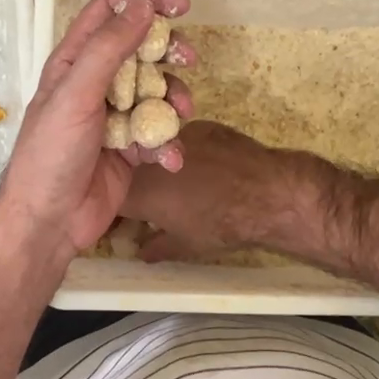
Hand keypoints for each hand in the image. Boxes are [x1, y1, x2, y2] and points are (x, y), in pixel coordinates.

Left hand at [0, 0, 196, 258]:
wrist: (49, 220)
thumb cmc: (51, 153)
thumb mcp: (76, 94)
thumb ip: (108, 49)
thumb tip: (141, 7)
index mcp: (74, 62)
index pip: (110, 13)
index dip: (144, 1)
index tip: (181, 6)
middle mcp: (95, 84)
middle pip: (140, 50)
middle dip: (168, 53)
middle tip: (189, 59)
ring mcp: (113, 117)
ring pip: (156, 93)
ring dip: (174, 102)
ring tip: (179, 117)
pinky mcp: (128, 150)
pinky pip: (157, 136)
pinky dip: (167, 145)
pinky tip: (169, 160)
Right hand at [120, 121, 313, 261]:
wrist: (266, 193)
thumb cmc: (220, 225)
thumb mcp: (185, 246)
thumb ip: (157, 248)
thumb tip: (142, 253)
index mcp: (137, 191)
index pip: (111, 200)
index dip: (117, 211)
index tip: (125, 221)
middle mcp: (147, 158)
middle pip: (131, 171)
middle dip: (137, 186)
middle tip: (156, 203)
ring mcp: (175, 136)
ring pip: (158, 151)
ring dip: (163, 166)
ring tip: (188, 184)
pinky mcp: (201, 125)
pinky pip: (186, 140)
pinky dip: (191, 154)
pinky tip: (211, 168)